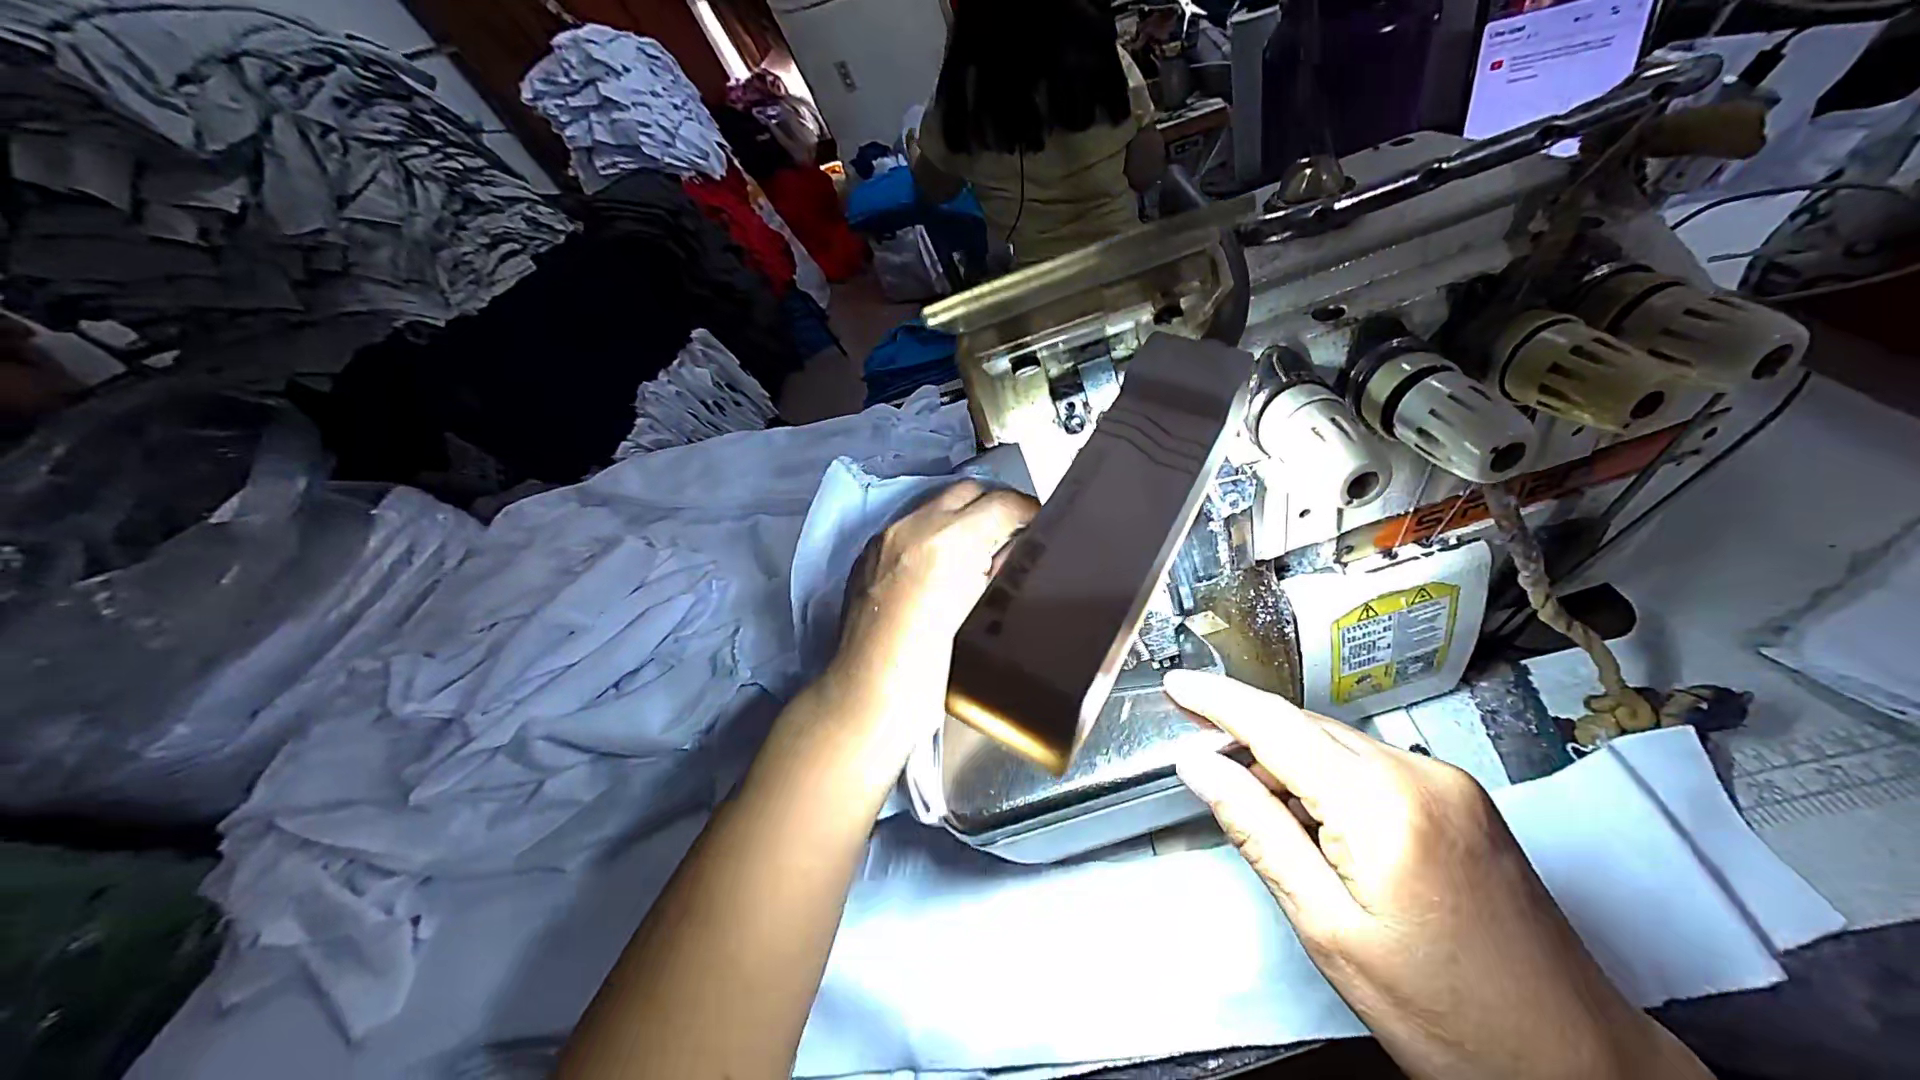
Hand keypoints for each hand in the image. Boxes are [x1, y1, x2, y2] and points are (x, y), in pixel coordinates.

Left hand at [818, 481, 1036, 771]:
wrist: (869, 694)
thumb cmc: (928, 672)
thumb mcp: (982, 615)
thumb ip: (1002, 570)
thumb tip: (1013, 549)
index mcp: (948, 543)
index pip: (1002, 503)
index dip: (1028, 511)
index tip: (1035, 522)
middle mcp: (912, 530)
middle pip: (968, 490)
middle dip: (995, 505)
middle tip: (1012, 531)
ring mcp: (885, 539)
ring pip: (935, 504)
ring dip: (961, 517)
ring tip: (978, 549)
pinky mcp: (868, 553)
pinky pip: (908, 526)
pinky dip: (931, 533)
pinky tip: (940, 565)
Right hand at [1165, 671, 1709, 1079]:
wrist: (1575, 1061)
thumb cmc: (1450, 1016)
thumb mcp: (1328, 927)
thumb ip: (1258, 832)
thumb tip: (1200, 768)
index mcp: (1385, 808)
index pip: (1276, 726)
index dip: (1217, 700)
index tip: (1179, 684)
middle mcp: (1423, 776)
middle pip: (1306, 729)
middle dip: (1247, 737)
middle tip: (1203, 763)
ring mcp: (1450, 783)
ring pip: (1336, 744)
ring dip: (1287, 761)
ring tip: (1262, 812)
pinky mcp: (1463, 798)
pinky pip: (1372, 763)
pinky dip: (1328, 777)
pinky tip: (1317, 822)